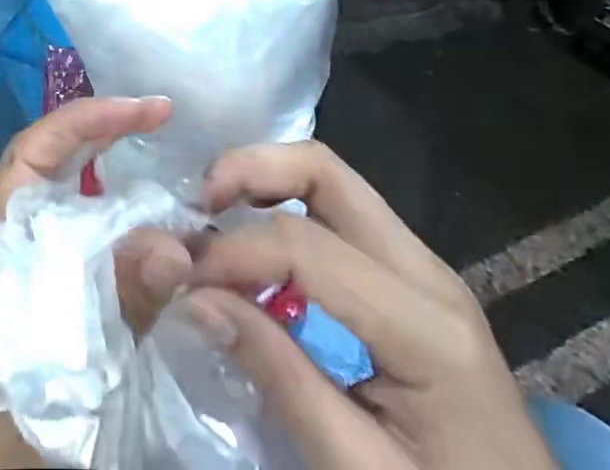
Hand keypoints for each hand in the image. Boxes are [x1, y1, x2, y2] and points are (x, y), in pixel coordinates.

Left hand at [0, 96, 188, 469]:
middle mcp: (13, 248)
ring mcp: (36, 275)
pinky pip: (100, 256)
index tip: (146, 109)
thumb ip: (116, 306)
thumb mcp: (68, 370)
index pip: (32, 155)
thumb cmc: (17, 438)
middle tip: (167, 122)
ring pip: (83, 213)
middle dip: (107, 139)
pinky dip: (136, 243)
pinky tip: (175, 252)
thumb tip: (173, 241)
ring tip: (185, 189)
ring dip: (128, 194)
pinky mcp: (60, 308)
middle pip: (56, 172)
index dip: (84, 121)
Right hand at [182, 142, 557, 469]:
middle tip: (192, 205)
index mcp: (427, 329)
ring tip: (209, 214)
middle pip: (324, 172)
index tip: (181, 281)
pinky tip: (248, 239)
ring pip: (327, 178)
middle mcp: (428, 275)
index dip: (229, 252)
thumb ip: (277, 374)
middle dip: (246, 169)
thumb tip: (195, 297)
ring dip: (259, 180)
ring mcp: (422, 270)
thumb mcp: (357, 468)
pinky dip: (278, 203)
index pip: (304, 246)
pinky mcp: (408, 278)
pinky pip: (332, 210)